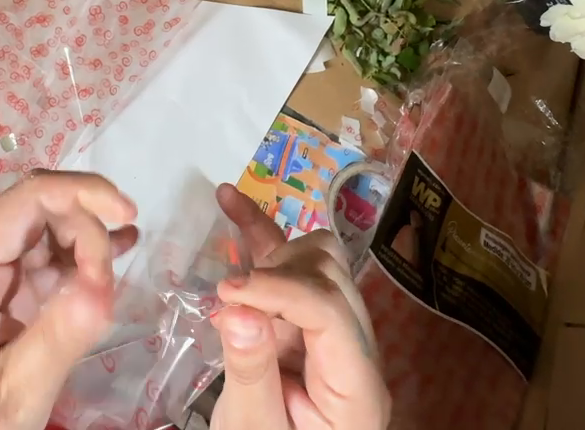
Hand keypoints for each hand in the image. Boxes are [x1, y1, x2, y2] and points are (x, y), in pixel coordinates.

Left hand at [0, 172, 138, 429]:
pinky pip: (43, 261)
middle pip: (39, 208)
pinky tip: (116, 255)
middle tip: (111, 282)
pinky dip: (79, 256)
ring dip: (87, 240)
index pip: (28, 198)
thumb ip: (55, 340)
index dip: (82, 193)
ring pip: (46, 232)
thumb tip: (105, 286)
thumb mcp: (4, 399)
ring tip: (120, 269)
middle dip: (86, 225)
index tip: (127, 215)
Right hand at [210, 185, 389, 429]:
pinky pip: (289, 262)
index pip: (330, 310)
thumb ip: (252, 374)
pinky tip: (227, 200)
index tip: (227, 293)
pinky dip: (258, 232)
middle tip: (230, 298)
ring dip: (273, 254)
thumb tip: (239, 307)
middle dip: (277, 274)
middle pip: (330, 276)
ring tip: (233, 278)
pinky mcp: (302, 317)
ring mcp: (332, 327)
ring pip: (318, 257)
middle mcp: (355, 346)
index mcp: (357, 385)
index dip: (278, 289)